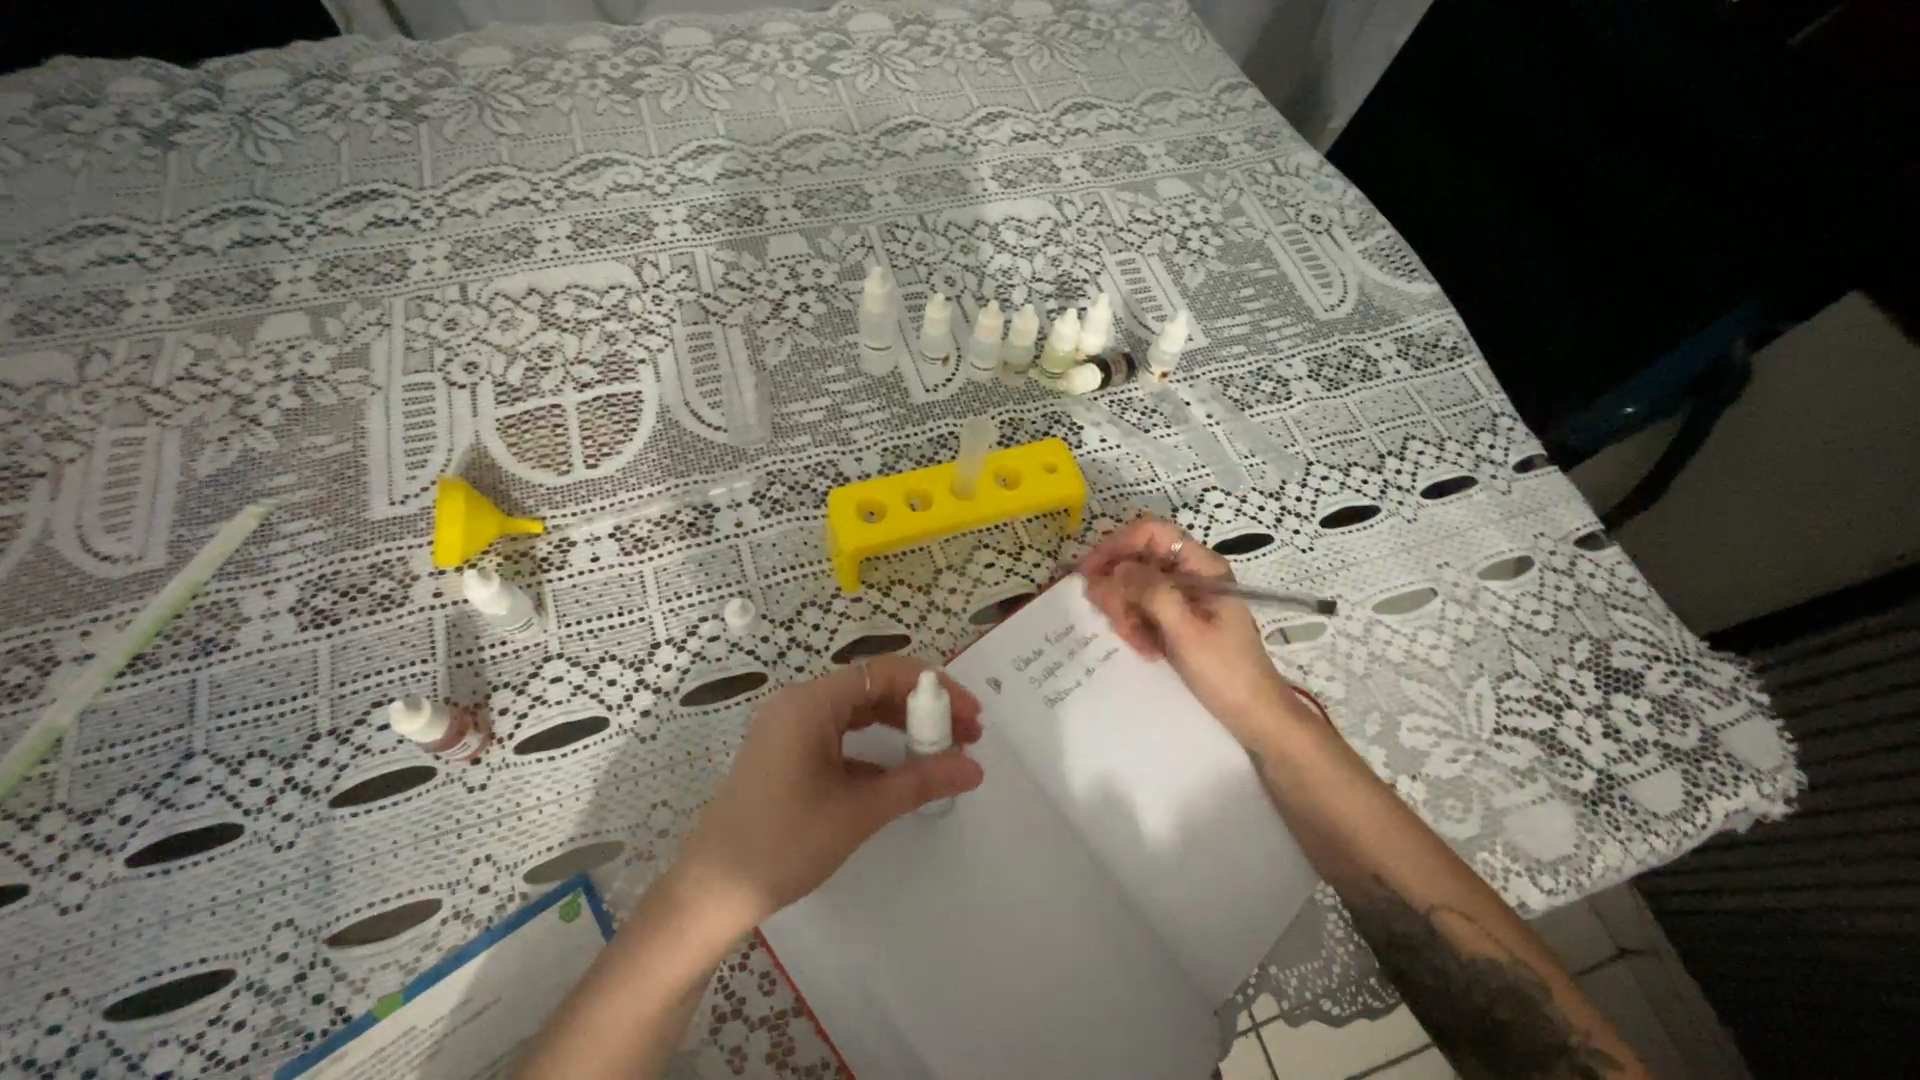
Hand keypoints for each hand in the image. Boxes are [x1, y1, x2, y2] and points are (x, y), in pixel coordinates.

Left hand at [673, 656, 984, 927]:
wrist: (713, 891)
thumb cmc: (785, 842)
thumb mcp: (860, 811)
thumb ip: (920, 782)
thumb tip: (974, 768)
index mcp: (810, 703)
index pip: (885, 672)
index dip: (935, 688)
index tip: (971, 715)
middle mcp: (798, 704)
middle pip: (873, 689)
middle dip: (922, 709)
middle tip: (966, 738)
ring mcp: (789, 729)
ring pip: (858, 713)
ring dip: (901, 728)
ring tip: (941, 753)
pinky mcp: (786, 754)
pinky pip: (840, 736)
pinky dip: (875, 748)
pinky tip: (902, 773)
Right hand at [1080, 518, 1305, 747]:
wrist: (1253, 714)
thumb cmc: (1225, 670)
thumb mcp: (1185, 630)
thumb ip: (1151, 593)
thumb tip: (1117, 569)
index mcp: (1202, 566)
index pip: (1152, 533)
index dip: (1117, 544)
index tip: (1089, 571)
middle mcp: (1191, 574)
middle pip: (1138, 560)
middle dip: (1119, 588)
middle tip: (1112, 618)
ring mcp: (1184, 597)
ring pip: (1135, 588)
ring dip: (1127, 613)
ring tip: (1138, 643)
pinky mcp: (1177, 620)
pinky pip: (1143, 611)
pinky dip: (1137, 627)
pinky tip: (1147, 650)